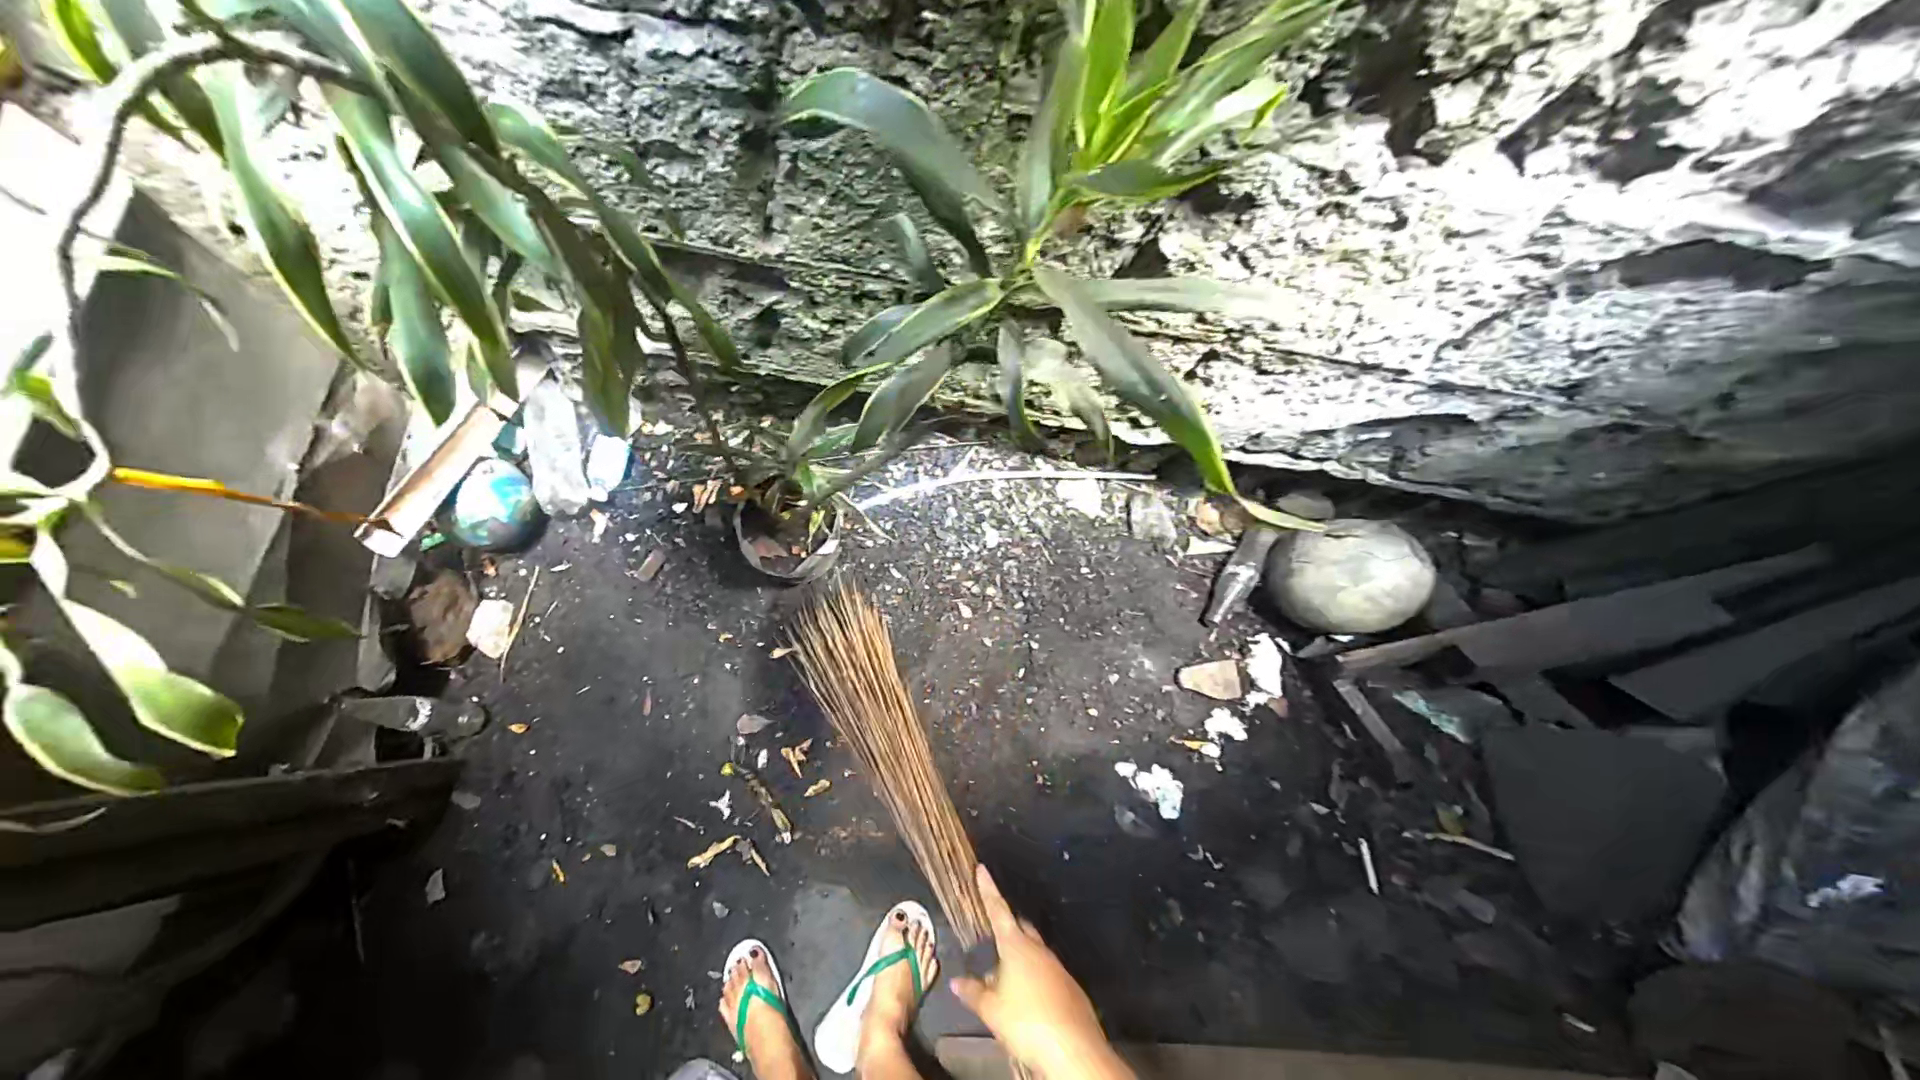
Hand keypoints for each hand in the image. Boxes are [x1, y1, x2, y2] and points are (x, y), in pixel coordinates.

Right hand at [949, 864, 1132, 1079]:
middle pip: (1020, 928)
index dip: (988, 890)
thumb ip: (973, 993)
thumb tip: (956, 981)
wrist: (1073, 1050)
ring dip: (1020, 956)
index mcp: (1016, 947)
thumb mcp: (991, 1011)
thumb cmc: (1027, 1023)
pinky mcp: (1070, 987)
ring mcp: (1057, 967)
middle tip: (992, 932)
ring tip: (1005, 975)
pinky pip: (1047, 972)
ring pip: (1035, 951)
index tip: (982, 869)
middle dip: (1007, 926)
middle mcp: (1038, 950)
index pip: (998, 911)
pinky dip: (1035, 977)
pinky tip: (1029, 997)